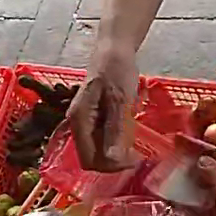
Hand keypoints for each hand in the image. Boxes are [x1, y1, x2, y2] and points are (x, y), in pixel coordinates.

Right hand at [65, 44, 139, 170]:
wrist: (114, 49)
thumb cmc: (116, 70)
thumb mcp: (120, 101)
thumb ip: (116, 130)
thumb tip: (113, 159)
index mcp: (79, 121)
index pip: (88, 160)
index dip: (110, 166)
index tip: (132, 160)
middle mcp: (78, 124)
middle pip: (93, 158)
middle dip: (114, 161)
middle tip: (137, 153)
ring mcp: (86, 122)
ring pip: (99, 150)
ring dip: (117, 152)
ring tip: (136, 144)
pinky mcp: (95, 118)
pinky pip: (103, 139)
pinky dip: (117, 141)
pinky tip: (131, 134)